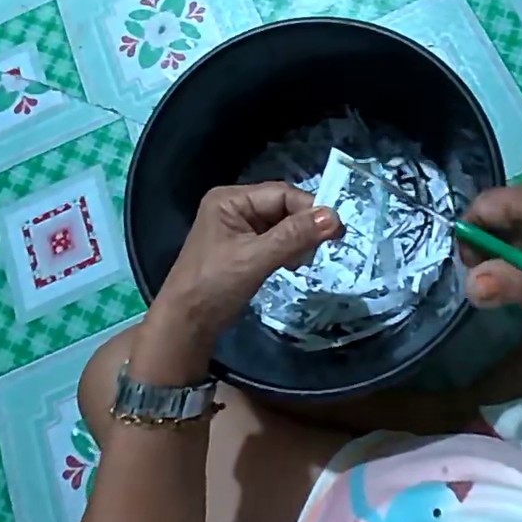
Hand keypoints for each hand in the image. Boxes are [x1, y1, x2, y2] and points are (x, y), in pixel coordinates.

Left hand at [136, 183, 341, 380]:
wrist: (185, 327)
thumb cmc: (214, 286)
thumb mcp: (256, 259)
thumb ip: (294, 236)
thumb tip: (334, 217)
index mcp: (231, 199)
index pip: (282, 194)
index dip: (310, 209)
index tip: (335, 231)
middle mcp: (235, 206)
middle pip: (284, 207)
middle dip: (304, 226)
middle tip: (322, 248)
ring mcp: (240, 227)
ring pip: (284, 224)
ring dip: (299, 240)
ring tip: (303, 260)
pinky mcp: (245, 247)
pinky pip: (277, 239)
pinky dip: (290, 250)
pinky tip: (293, 264)